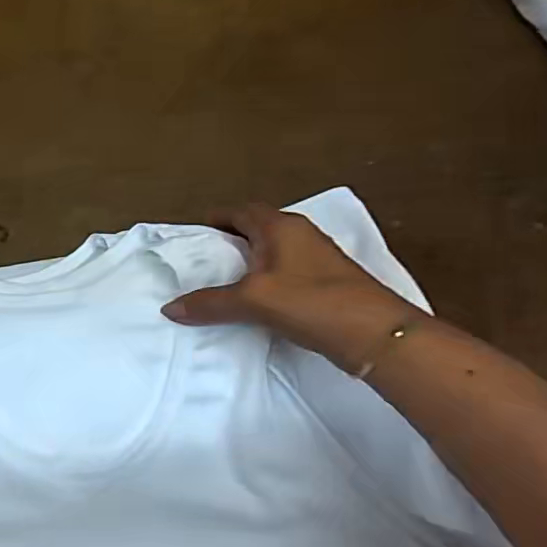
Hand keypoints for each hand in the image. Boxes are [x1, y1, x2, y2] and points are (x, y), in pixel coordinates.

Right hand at [160, 204, 419, 364]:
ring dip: (252, 260)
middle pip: (258, 227)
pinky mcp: (329, 280)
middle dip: (232, 239)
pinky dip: (269, 278)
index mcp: (280, 226)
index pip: (240, 210)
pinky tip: (259, 301)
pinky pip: (288, 270)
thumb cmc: (312, 303)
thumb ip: (210, 303)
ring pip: (275, 249)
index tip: (195, 234)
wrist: (377, 335)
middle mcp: (300, 233)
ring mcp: (318, 257)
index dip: (216, 219)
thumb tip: (170, 308)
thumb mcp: (253, 301)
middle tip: (206, 259)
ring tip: (227, 281)